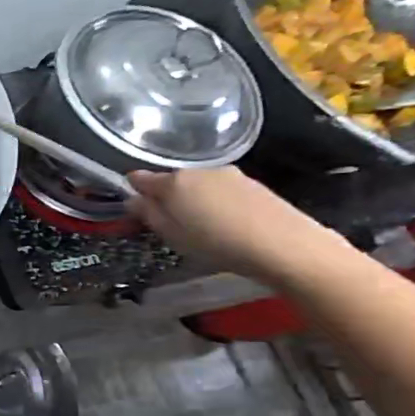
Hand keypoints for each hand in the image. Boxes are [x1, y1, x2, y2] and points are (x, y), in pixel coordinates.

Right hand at [124, 168, 352, 281]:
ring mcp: (227, 174)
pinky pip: (220, 190)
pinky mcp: (251, 183)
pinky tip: (225, 224)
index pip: (142, 178)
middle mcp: (199, 170)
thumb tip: (132, 199)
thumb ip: (148, 214)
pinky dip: (215, 203)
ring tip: (200, 228)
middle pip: (172, 180)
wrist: (282, 244)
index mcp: (174, 182)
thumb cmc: (216, 243)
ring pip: (198, 184)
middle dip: (166, 197)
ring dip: (192, 200)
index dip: (134, 190)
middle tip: (169, 225)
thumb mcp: (172, 236)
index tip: (134, 207)